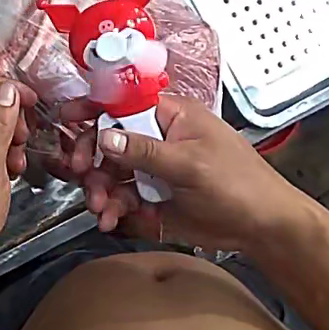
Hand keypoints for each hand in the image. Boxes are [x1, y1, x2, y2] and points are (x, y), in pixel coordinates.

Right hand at [58, 95, 320, 252]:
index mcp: (171, 116)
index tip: (67, 120)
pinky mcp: (154, 197)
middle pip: (110, 141)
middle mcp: (159, 139)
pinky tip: (112, 221)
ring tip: (102, 208)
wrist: (261, 226)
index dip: (94, 109)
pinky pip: (123, 199)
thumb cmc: (239, 184)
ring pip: (112, 173)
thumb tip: (105, 136)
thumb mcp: (190, 164)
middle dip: (93, 159)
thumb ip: (144, 151)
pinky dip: (114, 209)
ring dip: (100, 189)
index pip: (124, 103)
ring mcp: (155, 169)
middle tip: (84, 175)